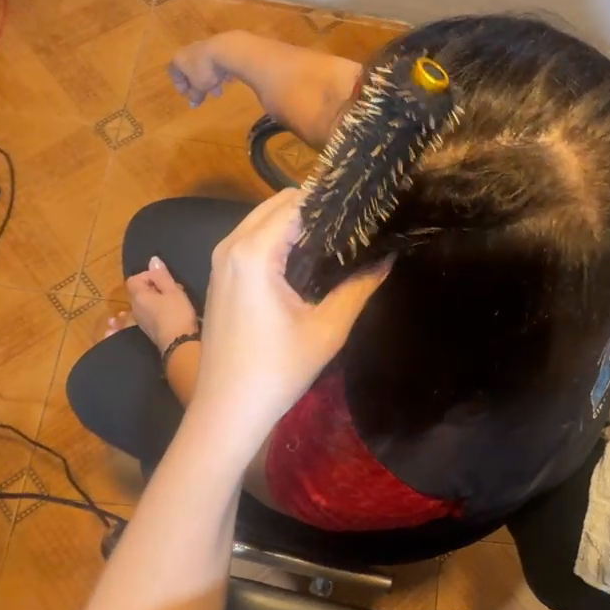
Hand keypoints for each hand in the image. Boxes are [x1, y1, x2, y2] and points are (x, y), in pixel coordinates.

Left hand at [106, 257, 198, 350]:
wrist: (179, 345)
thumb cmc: (177, 314)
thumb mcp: (173, 291)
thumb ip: (162, 276)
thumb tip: (152, 260)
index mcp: (138, 296)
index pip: (134, 279)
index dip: (148, 276)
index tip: (165, 279)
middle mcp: (135, 309)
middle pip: (139, 292)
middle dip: (154, 288)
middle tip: (173, 289)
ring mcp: (140, 322)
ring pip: (145, 304)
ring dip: (156, 300)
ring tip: (174, 302)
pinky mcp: (149, 332)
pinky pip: (148, 316)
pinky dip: (155, 312)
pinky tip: (165, 315)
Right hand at [169, 37, 231, 106]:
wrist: (226, 50)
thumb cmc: (205, 70)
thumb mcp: (199, 87)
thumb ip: (195, 96)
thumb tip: (192, 104)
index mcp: (179, 59)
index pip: (174, 73)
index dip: (179, 85)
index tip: (187, 95)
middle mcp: (189, 51)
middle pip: (191, 69)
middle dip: (198, 84)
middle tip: (204, 95)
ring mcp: (205, 47)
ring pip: (205, 65)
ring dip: (211, 79)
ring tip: (219, 91)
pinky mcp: (220, 46)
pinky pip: (218, 61)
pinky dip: (221, 71)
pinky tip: (228, 79)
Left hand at [192, 189, 387, 429]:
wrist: (227, 409)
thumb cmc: (277, 370)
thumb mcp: (327, 329)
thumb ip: (359, 286)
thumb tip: (389, 257)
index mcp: (254, 252)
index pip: (297, 202)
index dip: (331, 199)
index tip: (365, 205)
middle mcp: (232, 245)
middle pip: (277, 203)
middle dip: (315, 206)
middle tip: (356, 222)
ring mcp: (221, 259)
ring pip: (263, 219)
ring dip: (296, 221)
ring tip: (338, 237)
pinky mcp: (220, 275)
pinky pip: (252, 238)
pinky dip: (278, 237)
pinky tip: (309, 257)